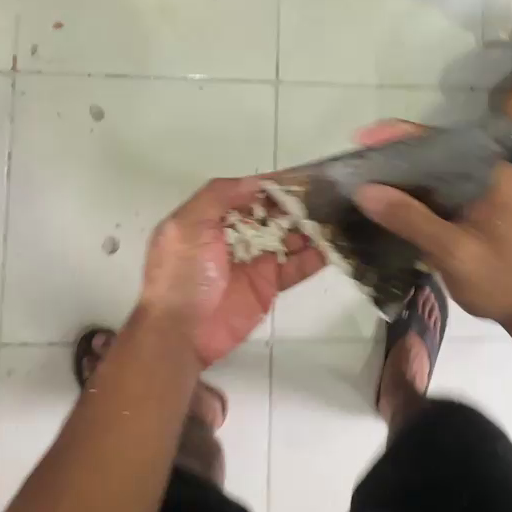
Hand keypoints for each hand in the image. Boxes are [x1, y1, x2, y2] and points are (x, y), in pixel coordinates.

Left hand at [142, 177, 325, 366]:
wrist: (179, 333)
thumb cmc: (179, 276)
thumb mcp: (187, 225)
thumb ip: (218, 196)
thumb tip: (254, 181)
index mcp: (210, 219)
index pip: (244, 194)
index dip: (269, 186)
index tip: (298, 178)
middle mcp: (232, 237)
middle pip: (269, 215)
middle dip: (294, 206)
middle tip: (324, 196)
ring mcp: (251, 262)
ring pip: (285, 239)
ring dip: (307, 229)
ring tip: (332, 219)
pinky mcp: (266, 286)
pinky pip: (293, 269)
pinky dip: (312, 259)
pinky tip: (330, 249)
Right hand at [349, 120, 511, 330]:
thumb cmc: (503, 281)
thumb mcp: (454, 251)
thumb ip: (409, 218)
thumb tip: (363, 191)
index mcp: (494, 174)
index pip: (441, 142)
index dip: (399, 136)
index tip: (362, 139)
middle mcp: (489, 177)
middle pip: (435, 157)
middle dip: (395, 159)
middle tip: (355, 163)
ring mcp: (483, 196)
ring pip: (434, 179)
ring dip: (402, 181)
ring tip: (361, 181)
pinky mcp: (476, 215)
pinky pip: (439, 198)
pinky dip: (413, 201)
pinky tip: (385, 206)